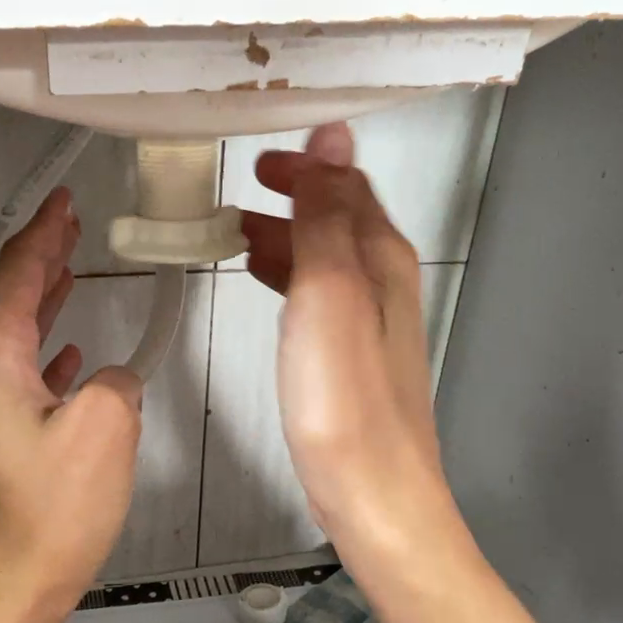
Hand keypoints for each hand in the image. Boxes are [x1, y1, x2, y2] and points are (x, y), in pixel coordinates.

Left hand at [0, 187, 144, 620]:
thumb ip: (115, 382)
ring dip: (47, 303)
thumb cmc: (47, 512)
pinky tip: (70, 356)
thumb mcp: (103, 430)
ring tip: (74, 271)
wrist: (1, 593)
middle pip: (11, 298)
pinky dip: (48, 356)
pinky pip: (24, 379)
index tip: (67, 197)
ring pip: (17, 338)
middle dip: (44, 258)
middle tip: (73, 224)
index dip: (47, 230)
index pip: (19, 270)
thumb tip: (111, 380)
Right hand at [240, 123, 456, 564]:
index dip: (306, 166)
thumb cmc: (343, 395)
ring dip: (287, 243)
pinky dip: (292, 284)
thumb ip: (327, 214)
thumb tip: (333, 131)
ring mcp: (373, 329)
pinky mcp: (355, 367)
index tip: (253, 162)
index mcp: (382, 258)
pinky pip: (322, 303)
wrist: (373, 491)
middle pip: (340, 223)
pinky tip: (270, 298)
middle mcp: (385, 285)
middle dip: (292, 201)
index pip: (347, 186)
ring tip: (237, 242)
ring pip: (328, 264)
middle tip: (237, 200)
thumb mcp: (329, 291)